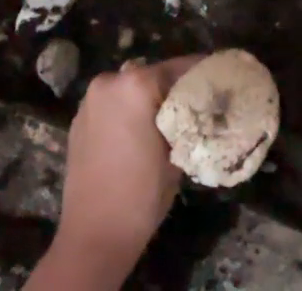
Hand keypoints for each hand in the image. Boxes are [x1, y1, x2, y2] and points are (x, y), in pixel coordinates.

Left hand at [29, 55, 201, 290]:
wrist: (95, 235)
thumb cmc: (142, 192)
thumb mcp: (178, 151)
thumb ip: (188, 119)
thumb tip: (202, 109)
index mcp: (136, 84)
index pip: (182, 66)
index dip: (205, 74)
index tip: (222, 80)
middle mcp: (109, 83)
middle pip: (154, 74)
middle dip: (176, 86)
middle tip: (198, 103)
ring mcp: (90, 102)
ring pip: (132, 88)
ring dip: (151, 97)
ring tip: (171, 119)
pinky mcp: (79, 122)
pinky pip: (113, 104)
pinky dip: (129, 110)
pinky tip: (143, 131)